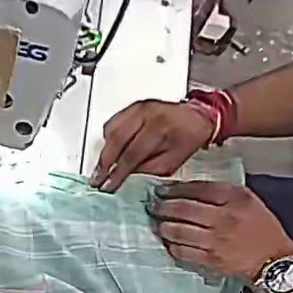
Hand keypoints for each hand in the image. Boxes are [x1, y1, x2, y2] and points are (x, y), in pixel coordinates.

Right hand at [90, 99, 215, 191]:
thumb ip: (148, 171)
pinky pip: (113, 122)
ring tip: (100, 169)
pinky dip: (108, 138)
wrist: (196, 117)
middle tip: (96, 179)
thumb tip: (126, 180)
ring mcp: (137, 108)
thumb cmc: (187, 139)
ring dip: (104, 152)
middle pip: (116, 140)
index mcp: (159, 128)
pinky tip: (108, 151)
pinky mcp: (132, 107)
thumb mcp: (171, 163)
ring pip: (111, 130)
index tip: (108, 186)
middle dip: (104, 163)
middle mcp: (146, 114)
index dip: (117, 173)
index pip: (132, 155)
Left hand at [149, 181, 292, 280]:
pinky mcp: (211, 259)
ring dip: (163, 227)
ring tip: (158, 224)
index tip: (162, 189)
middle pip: (184, 209)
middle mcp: (224, 218)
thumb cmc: (260, 227)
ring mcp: (216, 241)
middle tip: (153, 206)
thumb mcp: (247, 200)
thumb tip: (189, 190)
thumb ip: (222, 192)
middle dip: (163, 207)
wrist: (273, 259)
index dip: (175, 189)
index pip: (197, 189)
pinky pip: (183, 251)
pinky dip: (172, 246)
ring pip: (179, 231)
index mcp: (234, 198)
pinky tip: (169, 242)